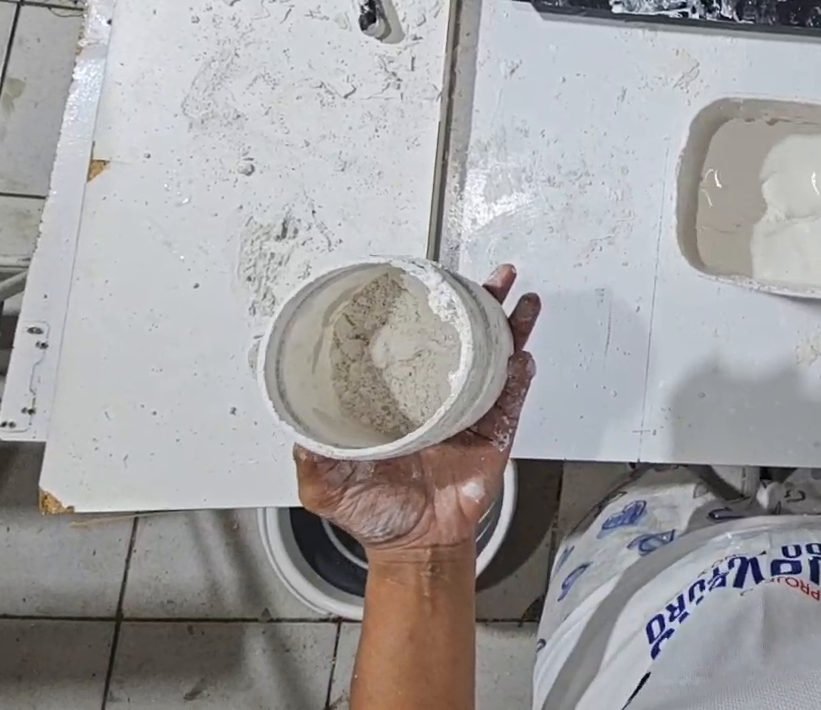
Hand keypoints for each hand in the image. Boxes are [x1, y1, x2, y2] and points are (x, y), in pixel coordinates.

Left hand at [294, 264, 539, 555]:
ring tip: (522, 303)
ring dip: (514, 327)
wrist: (419, 542)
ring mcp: (473, 408)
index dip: (430, 311)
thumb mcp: (327, 483)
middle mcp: (442, 393)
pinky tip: (522, 356)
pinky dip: (520, 374)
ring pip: (499, 357)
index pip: (419, 343)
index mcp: (405, 397)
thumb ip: (313, 452)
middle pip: (469, 337)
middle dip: (485, 303)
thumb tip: (298, 420)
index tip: (434, 284)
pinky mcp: (497, 428)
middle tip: (494, 278)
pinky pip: (513, 395)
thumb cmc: (376, 513)